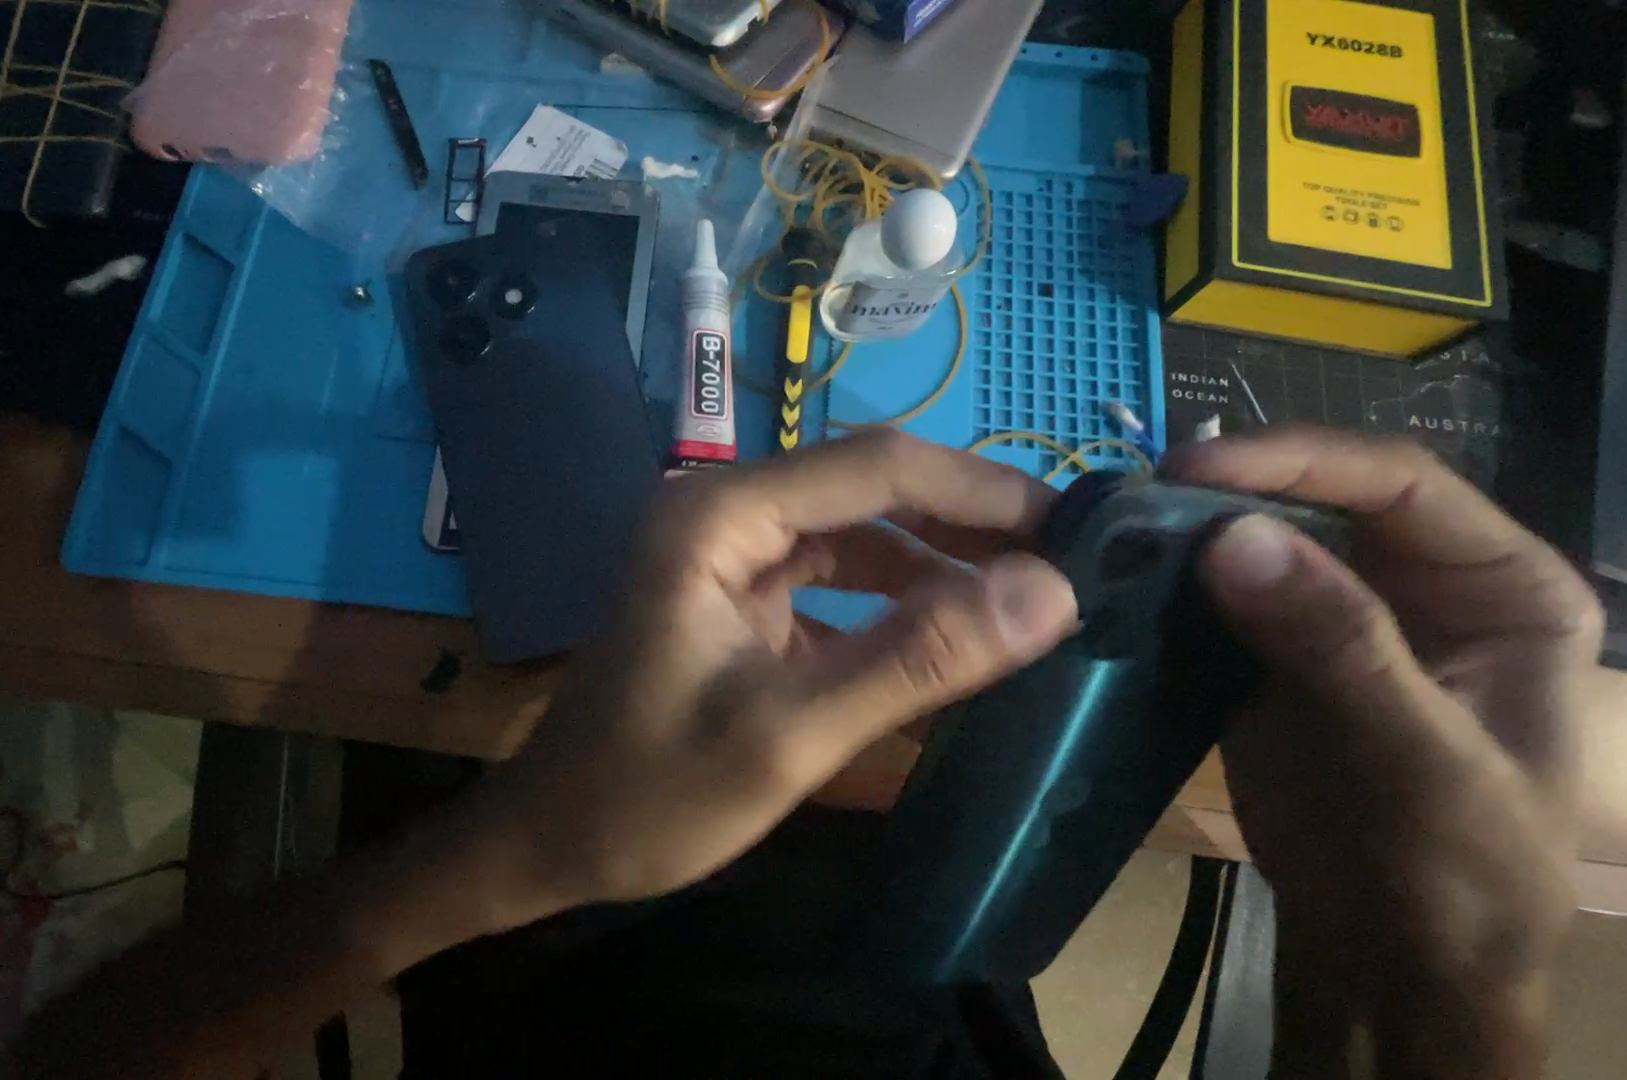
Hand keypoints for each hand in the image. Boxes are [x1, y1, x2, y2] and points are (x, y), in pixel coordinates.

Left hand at [468, 431, 1079, 911]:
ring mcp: (726, 550)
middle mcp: (721, 510)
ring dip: (934, 560)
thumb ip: (915, 660)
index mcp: (718, 516)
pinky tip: (945, 632)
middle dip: (965, 520)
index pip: (875, 467)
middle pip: (866, 488)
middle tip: (1064, 560)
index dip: (981, 489)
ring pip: (854, 531)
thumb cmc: (651, 794)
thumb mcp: (790, 735)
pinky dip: (891, 598)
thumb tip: (1048, 592)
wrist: (551, 837)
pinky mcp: (735, 593)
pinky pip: (831, 576)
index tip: (1074, 525)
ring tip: (1022, 599)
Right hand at [1168, 429, 1601, 1078]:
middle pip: (1315, 499)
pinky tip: (1120, 573)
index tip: (1191, 470)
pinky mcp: (1265, 646)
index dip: (1295, 461)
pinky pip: (1212, 591)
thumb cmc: (1448, 866)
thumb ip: (1336, 644)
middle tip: (1137, 493)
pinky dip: (1165, 578)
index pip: (1396, 485)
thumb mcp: (1414, 759)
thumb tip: (1232, 539)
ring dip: (1186, 528)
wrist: (1386, 945)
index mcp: (1495, 586)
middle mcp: (1414, 581)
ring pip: (1254, 539)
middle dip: (1228, 489)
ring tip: (1117, 523)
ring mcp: (1331, 611)